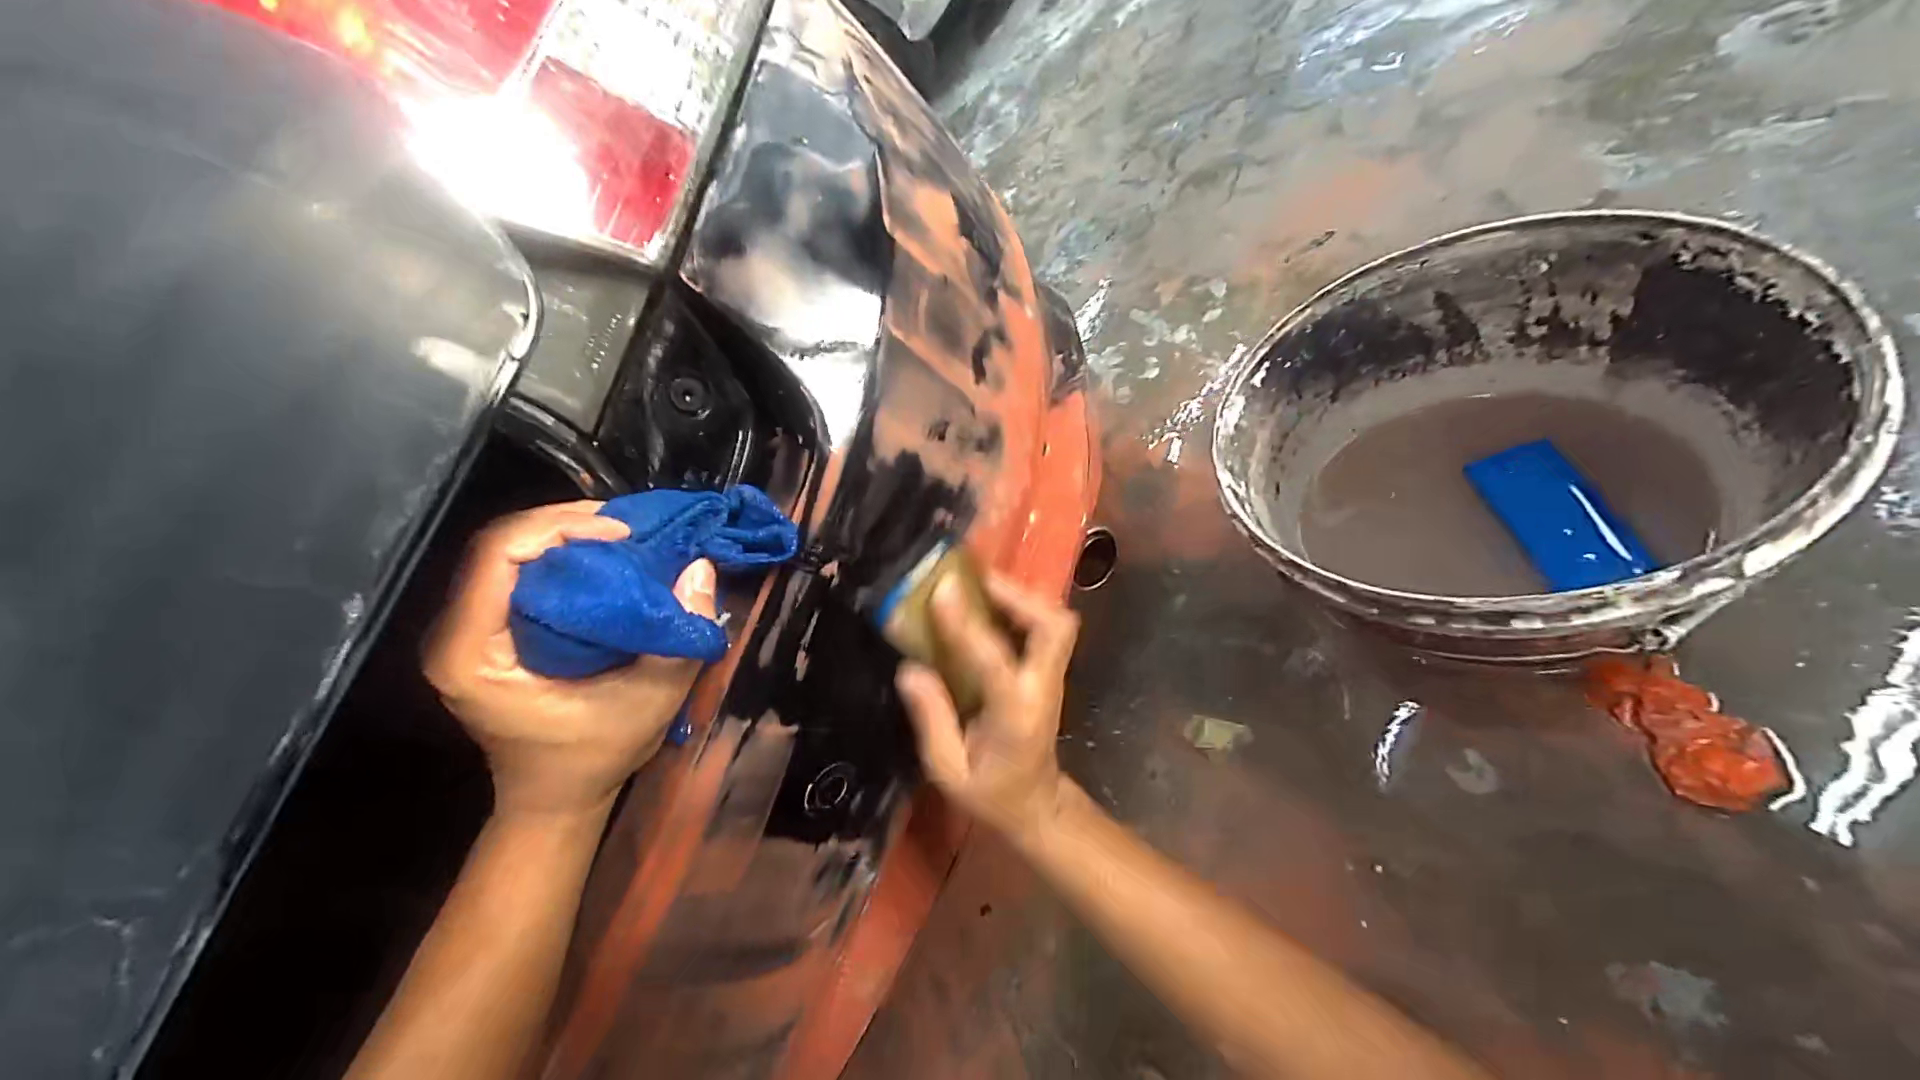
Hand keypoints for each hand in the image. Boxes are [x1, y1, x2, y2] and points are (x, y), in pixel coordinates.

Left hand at [423, 501, 718, 818]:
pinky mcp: (486, 632)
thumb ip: (677, 637)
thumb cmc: (594, 756)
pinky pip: (514, 572)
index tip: (623, 536)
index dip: (558, 528)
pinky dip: (559, 554)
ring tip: (621, 535)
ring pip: (505, 554)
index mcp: (474, 654)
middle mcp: (456, 635)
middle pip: (499, 546)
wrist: (554, 797)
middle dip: (565, 523)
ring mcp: (467, 632)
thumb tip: (699, 566)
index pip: (498, 557)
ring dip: (563, 534)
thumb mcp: (650, 700)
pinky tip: (601, 556)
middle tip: (629, 527)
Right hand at [895, 570, 1079, 843]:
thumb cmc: (991, 794)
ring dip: (1023, 596)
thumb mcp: (949, 771)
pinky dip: (1024, 607)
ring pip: (1056, 621)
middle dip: (1019, 595)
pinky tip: (992, 602)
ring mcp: (1053, 678)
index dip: (967, 624)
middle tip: (977, 579)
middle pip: (1054, 627)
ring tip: (981, 583)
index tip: (943, 591)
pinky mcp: (1050, 672)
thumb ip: (932, 719)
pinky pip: (1046, 628)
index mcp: (1016, 716)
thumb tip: (909, 670)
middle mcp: (1042, 688)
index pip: (995, 661)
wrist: (1037, 806)